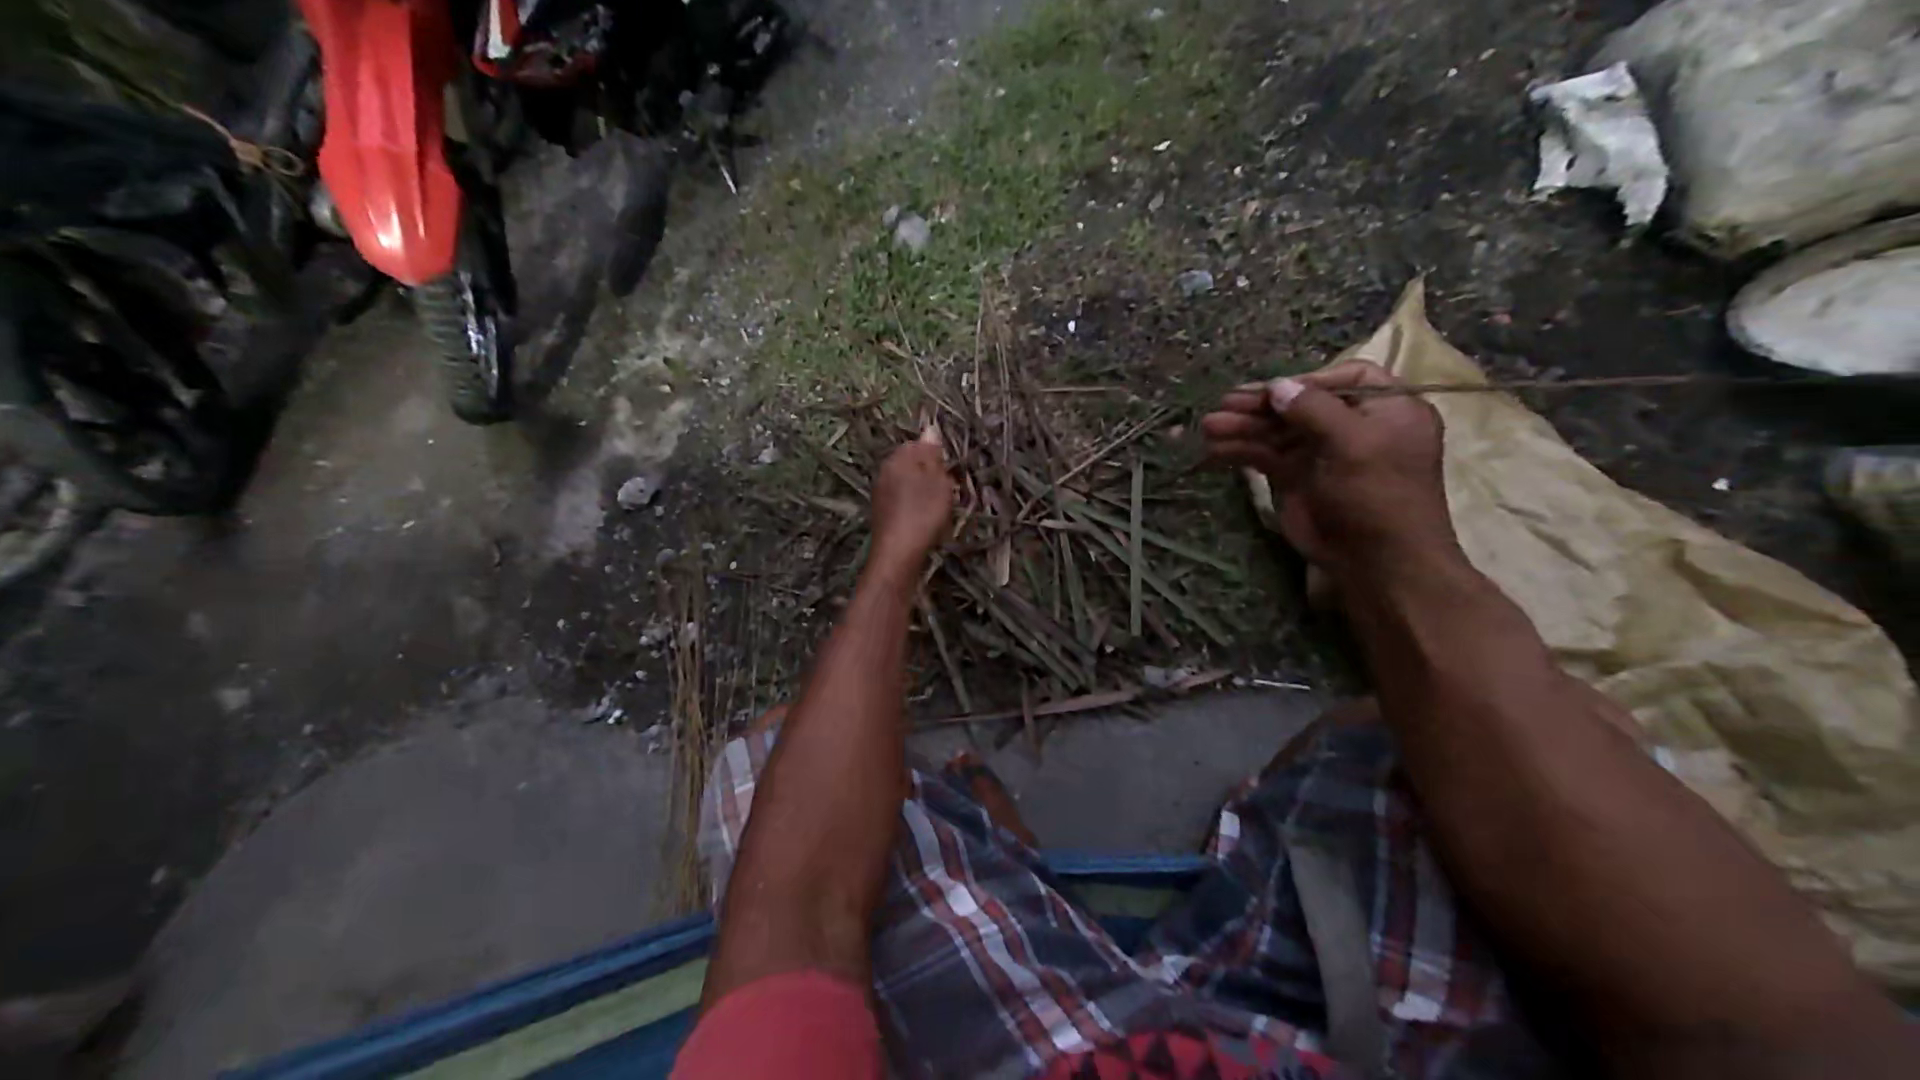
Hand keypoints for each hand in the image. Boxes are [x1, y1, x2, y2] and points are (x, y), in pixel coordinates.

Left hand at [868, 425, 954, 575]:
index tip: (951, 471)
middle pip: (911, 464)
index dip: (936, 455)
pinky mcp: (882, 513)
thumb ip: (932, 454)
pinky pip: (903, 500)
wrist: (899, 553)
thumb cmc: (923, 512)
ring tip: (939, 506)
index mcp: (897, 459)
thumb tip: (930, 428)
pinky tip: (925, 519)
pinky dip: (915, 505)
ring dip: (924, 491)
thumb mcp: (937, 480)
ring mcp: (880, 493)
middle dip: (930, 473)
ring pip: (907, 483)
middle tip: (948, 489)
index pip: (917, 444)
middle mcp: (884, 471)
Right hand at [1202, 362, 1459, 584]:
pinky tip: (1215, 450)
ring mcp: (1321, 454)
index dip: (1307, 381)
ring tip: (1208, 427)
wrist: (1377, 562)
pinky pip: (1265, 456)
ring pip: (1277, 431)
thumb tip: (1277, 386)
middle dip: (1261, 405)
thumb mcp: (1354, 443)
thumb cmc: (1378, 495)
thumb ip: (1314, 409)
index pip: (1345, 379)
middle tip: (1224, 404)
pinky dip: (1240, 451)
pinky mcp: (1295, 479)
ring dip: (1242, 427)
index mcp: (1386, 409)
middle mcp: (1352, 427)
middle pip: (1301, 405)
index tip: (1274, 390)